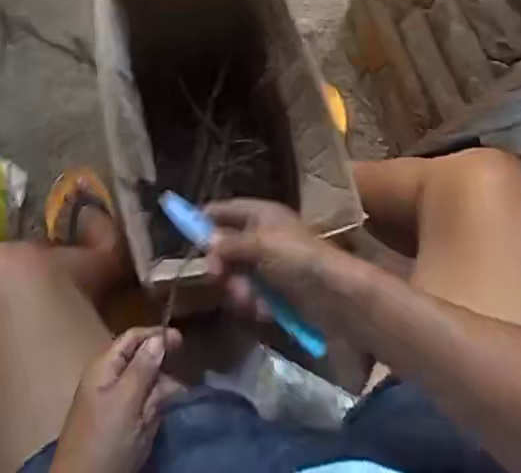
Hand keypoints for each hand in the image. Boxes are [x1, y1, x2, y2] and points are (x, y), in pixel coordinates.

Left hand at [50, 327, 182, 472]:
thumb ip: (143, 368)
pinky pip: (139, 409)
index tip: (181, 339)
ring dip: (157, 392)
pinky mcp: (117, 426)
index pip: (132, 338)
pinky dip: (151, 411)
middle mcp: (107, 380)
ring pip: (142, 387)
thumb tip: (159, 338)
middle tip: (181, 379)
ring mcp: (111, 404)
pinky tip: (158, 419)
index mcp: (104, 367)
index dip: (156, 335)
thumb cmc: (104, 439)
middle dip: (160, 369)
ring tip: (173, 401)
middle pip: (138, 361)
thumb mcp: (126, 401)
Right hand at [204, 199, 336, 321]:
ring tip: (246, 300)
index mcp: (262, 214)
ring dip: (238, 289)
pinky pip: (254, 296)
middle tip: (218, 278)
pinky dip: (254, 304)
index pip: (227, 210)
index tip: (185, 232)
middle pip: (229, 246)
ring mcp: (272, 265)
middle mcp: (264, 236)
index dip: (207, 218)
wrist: (335, 295)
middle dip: (222, 265)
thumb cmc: (296, 258)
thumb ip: (229, 244)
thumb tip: (206, 242)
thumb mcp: (258, 244)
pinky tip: (261, 311)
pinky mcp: (279, 292)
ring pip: (239, 275)